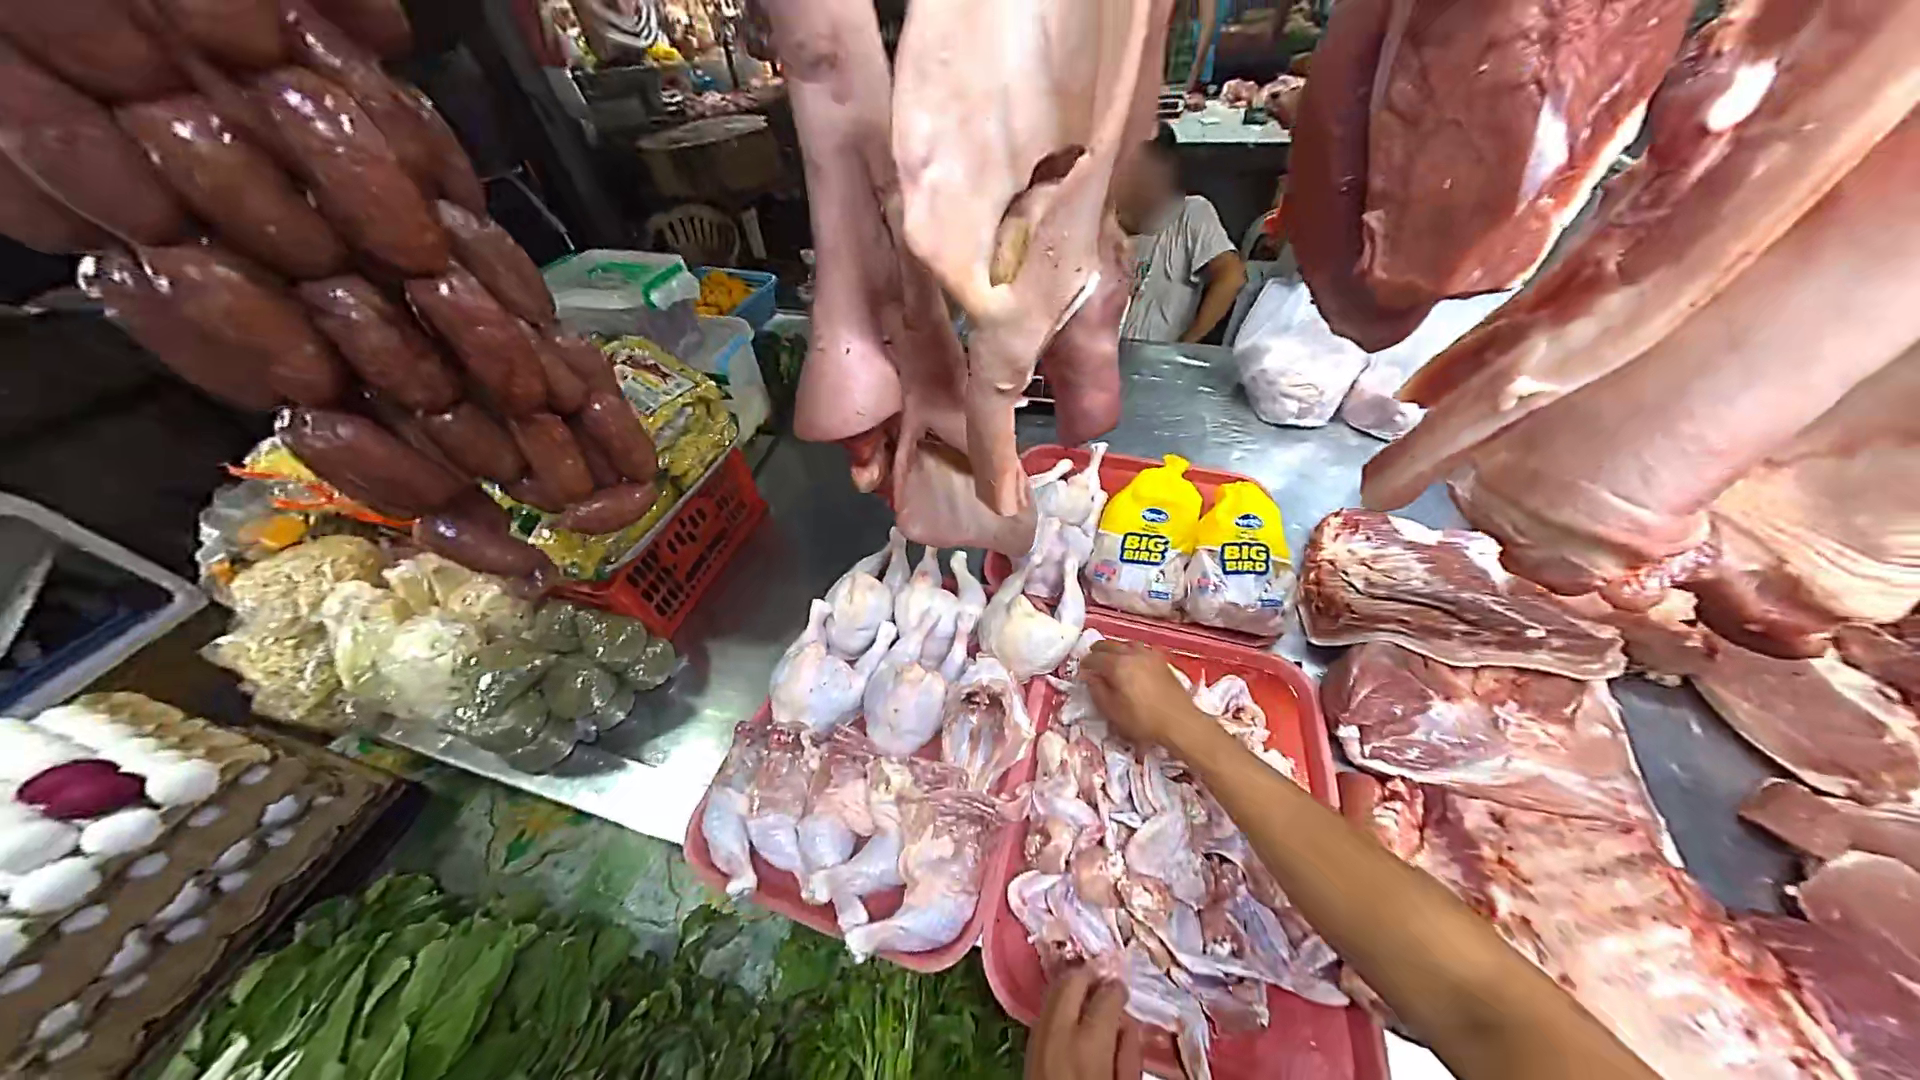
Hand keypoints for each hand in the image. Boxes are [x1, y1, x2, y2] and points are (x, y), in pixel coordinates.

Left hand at [1027, 966, 1143, 1079]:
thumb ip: (1129, 1054)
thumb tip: (1125, 1022)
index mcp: (1090, 1043)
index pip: (1106, 995)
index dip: (1118, 989)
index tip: (1124, 991)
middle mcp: (1060, 1030)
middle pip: (1073, 980)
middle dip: (1091, 974)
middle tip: (1105, 979)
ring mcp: (1039, 1034)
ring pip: (1054, 989)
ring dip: (1073, 983)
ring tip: (1090, 990)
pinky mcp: (1028, 1043)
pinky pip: (1045, 1008)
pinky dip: (1059, 1000)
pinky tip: (1072, 1011)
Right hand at [1080, 640, 1214, 755]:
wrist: (1180, 722)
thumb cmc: (1143, 720)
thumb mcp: (1112, 710)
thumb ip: (1097, 690)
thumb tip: (1089, 676)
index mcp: (1117, 665)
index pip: (1094, 658)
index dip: (1085, 664)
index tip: (1082, 671)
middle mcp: (1132, 654)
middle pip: (1108, 645)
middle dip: (1097, 651)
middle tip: (1092, 662)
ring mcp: (1148, 655)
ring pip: (1125, 644)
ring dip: (1115, 649)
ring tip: (1112, 659)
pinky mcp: (1161, 660)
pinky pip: (1141, 648)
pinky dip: (1131, 651)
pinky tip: (1132, 662)